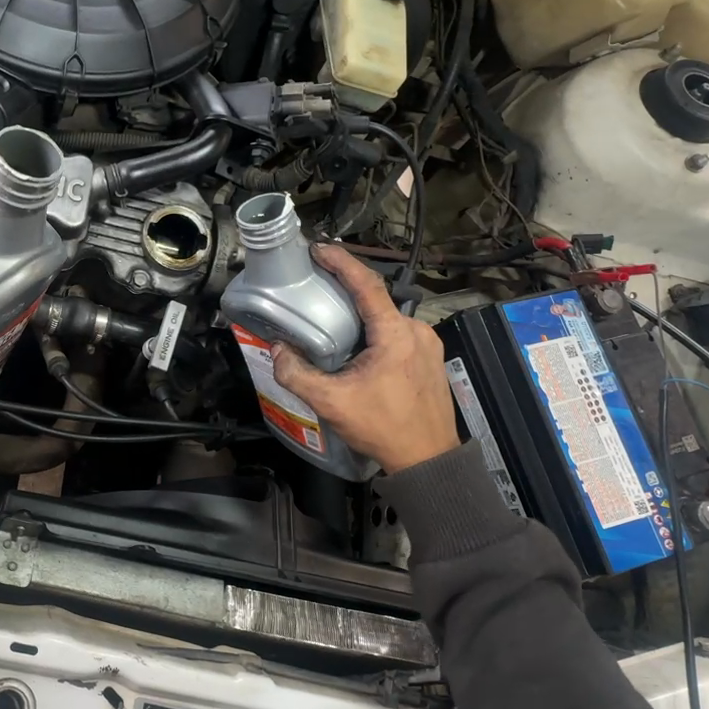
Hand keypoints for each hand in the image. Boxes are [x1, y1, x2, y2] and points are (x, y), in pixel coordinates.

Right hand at [271, 244, 460, 472]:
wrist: (428, 460)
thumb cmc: (383, 428)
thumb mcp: (331, 402)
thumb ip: (297, 374)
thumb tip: (278, 351)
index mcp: (395, 334)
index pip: (366, 284)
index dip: (341, 262)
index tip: (319, 249)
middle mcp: (416, 330)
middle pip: (376, 299)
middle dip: (345, 289)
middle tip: (316, 284)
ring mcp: (427, 344)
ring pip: (386, 317)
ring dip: (360, 314)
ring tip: (331, 317)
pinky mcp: (430, 358)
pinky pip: (397, 333)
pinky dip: (374, 330)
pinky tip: (356, 345)